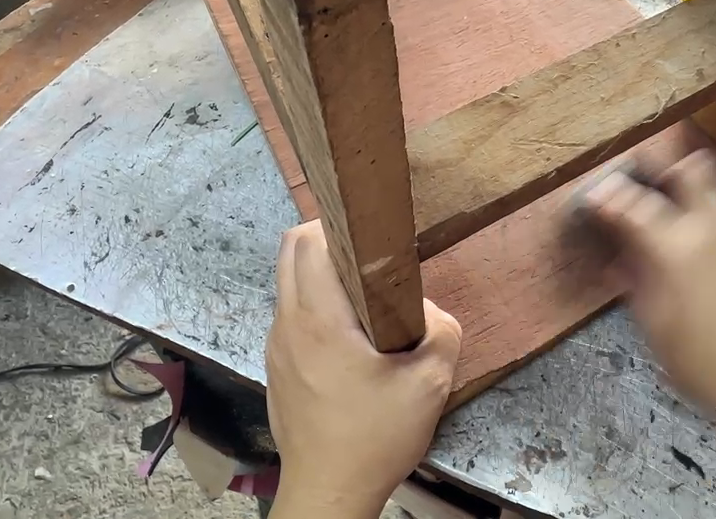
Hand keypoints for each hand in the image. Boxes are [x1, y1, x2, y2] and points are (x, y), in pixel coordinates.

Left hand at [266, 221, 461, 515]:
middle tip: (367, 253)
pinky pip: (289, 313)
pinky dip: (312, 303)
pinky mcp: (275, 367)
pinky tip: (346, 334)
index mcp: (318, 318)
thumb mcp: (429, 382)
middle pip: (289, 251)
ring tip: (361, 291)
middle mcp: (288, 323)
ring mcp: (275, 346)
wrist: (329, 496)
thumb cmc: (375, 435)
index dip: (336, 223)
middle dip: (325, 238)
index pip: (307, 241)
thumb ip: (440, 329)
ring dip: (318, 272)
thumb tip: (426, 307)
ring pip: (287, 282)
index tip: (370, 232)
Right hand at [582, 149, 715, 422]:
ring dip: (705, 192)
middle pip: (689, 170)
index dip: (611, 195)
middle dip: (669, 168)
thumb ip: (639, 289)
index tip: (599, 194)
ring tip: (699, 214)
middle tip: (660, 180)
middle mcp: (713, 223)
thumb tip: (620, 261)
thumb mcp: (663, 336)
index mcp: (675, 245)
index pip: (632, 204)